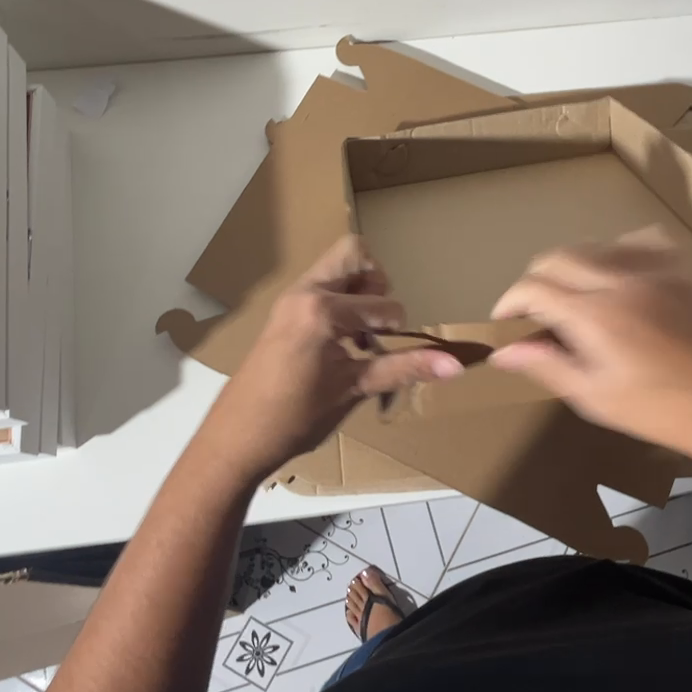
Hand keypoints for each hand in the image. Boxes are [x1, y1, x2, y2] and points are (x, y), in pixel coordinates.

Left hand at [195, 235, 464, 475]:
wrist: (236, 438)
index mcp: (321, 309)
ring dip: (359, 293)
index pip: (384, 302)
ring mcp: (290, 300)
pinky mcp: (284, 313)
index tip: (388, 356)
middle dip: (377, 282)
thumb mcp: (353, 390)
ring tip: (362, 337)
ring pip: (336, 269)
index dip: (398, 330)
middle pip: (355, 252)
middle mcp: (304, 293)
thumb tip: (455, 364)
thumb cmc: (294, 417)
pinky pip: (322, 288)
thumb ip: (404, 368)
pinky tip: (343, 345)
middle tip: (378, 324)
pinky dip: (341, 303)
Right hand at [488, 231, 691, 462]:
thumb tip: (504, 352)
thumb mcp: (598, 399)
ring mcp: (656, 272)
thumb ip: (549, 366)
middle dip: (534, 282)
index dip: (509, 303)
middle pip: (558, 258)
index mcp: (598, 315)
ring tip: (569, 301)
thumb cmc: (666, 414)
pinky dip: (614, 253)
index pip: (534, 288)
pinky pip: (638, 243)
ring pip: (594, 246)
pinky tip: (616, 279)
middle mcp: (623, 280)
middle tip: (532, 316)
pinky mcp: (681, 275)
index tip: (503, 324)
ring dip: (570, 267)